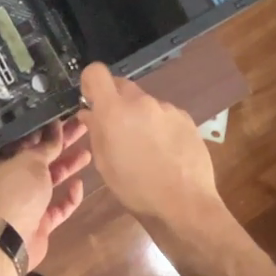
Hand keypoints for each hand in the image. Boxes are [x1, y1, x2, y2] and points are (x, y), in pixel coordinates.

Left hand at [0, 118, 91, 269]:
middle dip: (63, 142)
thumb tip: (55, 127)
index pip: (28, 137)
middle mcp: (15, 177)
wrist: (9, 238)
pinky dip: (69, 196)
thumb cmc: (17, 191)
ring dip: (68, 166)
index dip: (47, 126)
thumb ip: (47, 145)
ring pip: (52, 179)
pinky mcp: (41, 220)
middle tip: (83, 126)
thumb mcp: (32, 161)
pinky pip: (59, 205)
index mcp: (6, 159)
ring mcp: (29, 200)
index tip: (65, 115)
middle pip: (43, 155)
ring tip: (88, 152)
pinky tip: (79, 185)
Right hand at [77, 63, 224, 228]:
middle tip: (118, 130)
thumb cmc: (136, 189)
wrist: (185, 203)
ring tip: (147, 148)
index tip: (92, 100)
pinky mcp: (186, 117)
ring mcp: (166, 108)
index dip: (91, 83)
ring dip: (140, 117)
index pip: (96, 72)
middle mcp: (141, 101)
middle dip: (116, 103)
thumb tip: (89, 113)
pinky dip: (160, 126)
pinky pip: (165, 115)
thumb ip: (95, 132)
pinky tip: (166, 151)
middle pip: (122, 86)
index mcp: (114, 111)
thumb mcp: (105, 165)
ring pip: (145, 103)